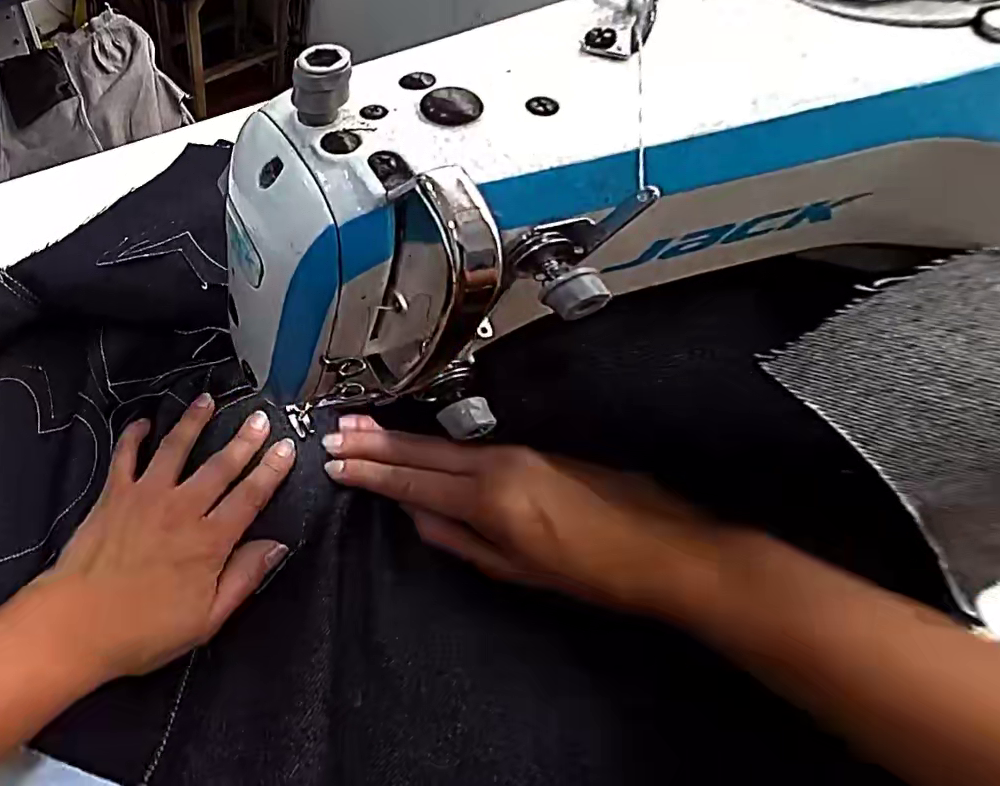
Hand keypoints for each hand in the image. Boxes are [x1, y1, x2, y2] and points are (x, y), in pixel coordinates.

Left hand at [27, 394, 296, 679]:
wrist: (77, 624)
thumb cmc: (143, 631)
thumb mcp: (206, 620)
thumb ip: (244, 578)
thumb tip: (275, 546)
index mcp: (209, 541)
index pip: (250, 496)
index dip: (271, 470)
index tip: (286, 448)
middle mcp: (182, 508)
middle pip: (220, 466)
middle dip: (244, 439)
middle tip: (259, 418)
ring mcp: (147, 495)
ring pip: (176, 447)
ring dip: (194, 421)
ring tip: (207, 400)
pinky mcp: (115, 493)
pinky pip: (127, 455)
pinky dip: (134, 435)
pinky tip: (143, 421)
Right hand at [322, 416, 724, 617]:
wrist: (664, 547)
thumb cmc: (593, 572)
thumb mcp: (516, 570)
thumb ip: (458, 538)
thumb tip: (416, 513)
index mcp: (489, 499)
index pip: (413, 480)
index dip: (371, 471)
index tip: (337, 462)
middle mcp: (495, 464)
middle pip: (419, 449)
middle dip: (372, 442)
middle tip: (335, 432)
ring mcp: (512, 451)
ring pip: (438, 442)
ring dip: (395, 436)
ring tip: (359, 426)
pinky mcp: (526, 449)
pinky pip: (463, 446)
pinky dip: (430, 442)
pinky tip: (412, 440)